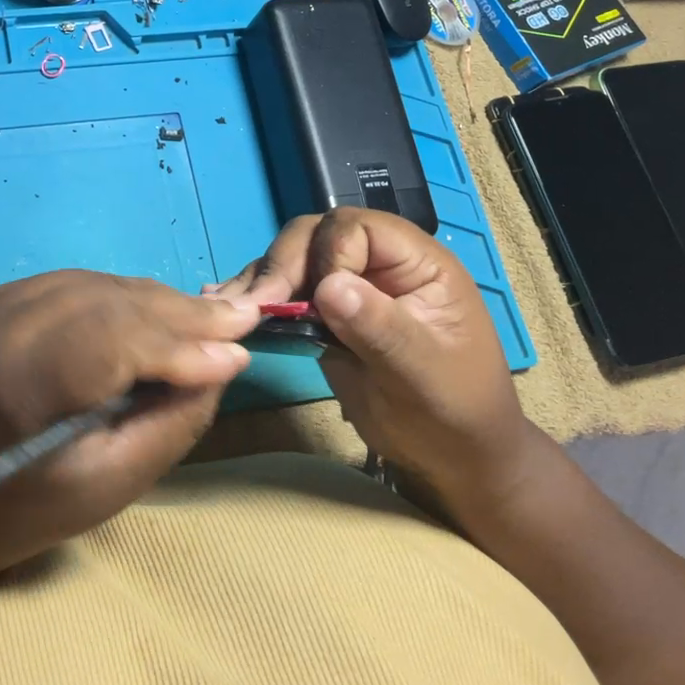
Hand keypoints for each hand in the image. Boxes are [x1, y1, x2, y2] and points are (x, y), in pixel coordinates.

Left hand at [0, 271, 260, 576]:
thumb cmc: (27, 501)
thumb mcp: (111, 481)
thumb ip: (171, 421)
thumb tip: (223, 362)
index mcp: (23, 382)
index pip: (114, 340)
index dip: (182, 344)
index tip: (242, 351)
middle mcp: (7, 325)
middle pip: (112, 302)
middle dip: (183, 314)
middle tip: (244, 320)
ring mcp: (2, 302)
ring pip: (102, 285)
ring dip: (161, 301)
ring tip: (214, 318)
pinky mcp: (6, 295)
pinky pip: (83, 285)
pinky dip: (127, 297)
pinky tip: (162, 312)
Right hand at [212, 208, 533, 502]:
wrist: (451, 456)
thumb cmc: (456, 412)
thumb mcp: (426, 374)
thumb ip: (381, 328)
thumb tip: (328, 285)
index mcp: (416, 264)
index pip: (356, 229)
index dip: (328, 254)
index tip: (313, 303)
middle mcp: (377, 265)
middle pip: (314, 236)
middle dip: (281, 266)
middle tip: (253, 308)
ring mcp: (348, 289)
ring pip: (292, 261)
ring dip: (260, 282)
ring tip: (229, 310)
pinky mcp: (323, 317)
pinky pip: (285, 294)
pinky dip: (257, 301)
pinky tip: (229, 312)